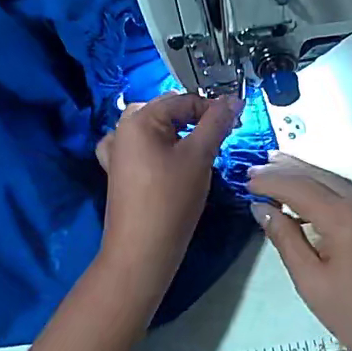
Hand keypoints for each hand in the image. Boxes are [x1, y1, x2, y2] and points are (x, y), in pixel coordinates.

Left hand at [94, 91, 240, 281]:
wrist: (141, 250)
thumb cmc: (171, 199)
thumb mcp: (199, 157)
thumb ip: (216, 124)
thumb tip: (232, 100)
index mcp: (139, 118)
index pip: (182, 100)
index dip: (211, 108)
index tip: (235, 123)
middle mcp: (122, 128)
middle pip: (165, 111)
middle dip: (193, 119)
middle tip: (218, 137)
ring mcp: (115, 150)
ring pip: (151, 128)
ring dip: (175, 132)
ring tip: (196, 148)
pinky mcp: (116, 170)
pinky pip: (138, 146)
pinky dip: (154, 145)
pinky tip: (163, 157)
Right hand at [247, 152, 351, 350]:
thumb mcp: (311, 282)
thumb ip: (285, 238)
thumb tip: (262, 208)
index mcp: (345, 217)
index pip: (298, 186)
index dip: (270, 181)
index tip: (246, 180)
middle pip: (319, 175)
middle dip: (287, 169)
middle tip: (257, 167)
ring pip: (338, 181)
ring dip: (308, 175)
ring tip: (278, 170)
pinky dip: (329, 188)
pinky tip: (313, 194)